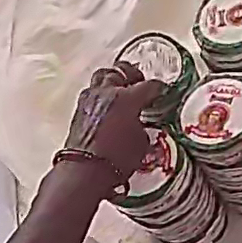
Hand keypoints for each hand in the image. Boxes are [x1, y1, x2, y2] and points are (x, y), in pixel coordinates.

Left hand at [61, 63, 165, 190]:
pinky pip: (93, 91)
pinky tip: (108, 105)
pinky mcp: (79, 109)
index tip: (162, 92)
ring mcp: (90, 98)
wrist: (85, 171)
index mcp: (127, 98)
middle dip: (133, 75)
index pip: (150, 85)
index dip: (159, 89)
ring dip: (114, 80)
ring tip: (121, 89)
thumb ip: (143, 126)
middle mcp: (107, 92)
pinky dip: (103, 94)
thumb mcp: (141, 143)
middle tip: (140, 83)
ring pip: (103, 76)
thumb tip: (139, 124)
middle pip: (122, 71)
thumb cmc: (117, 160)